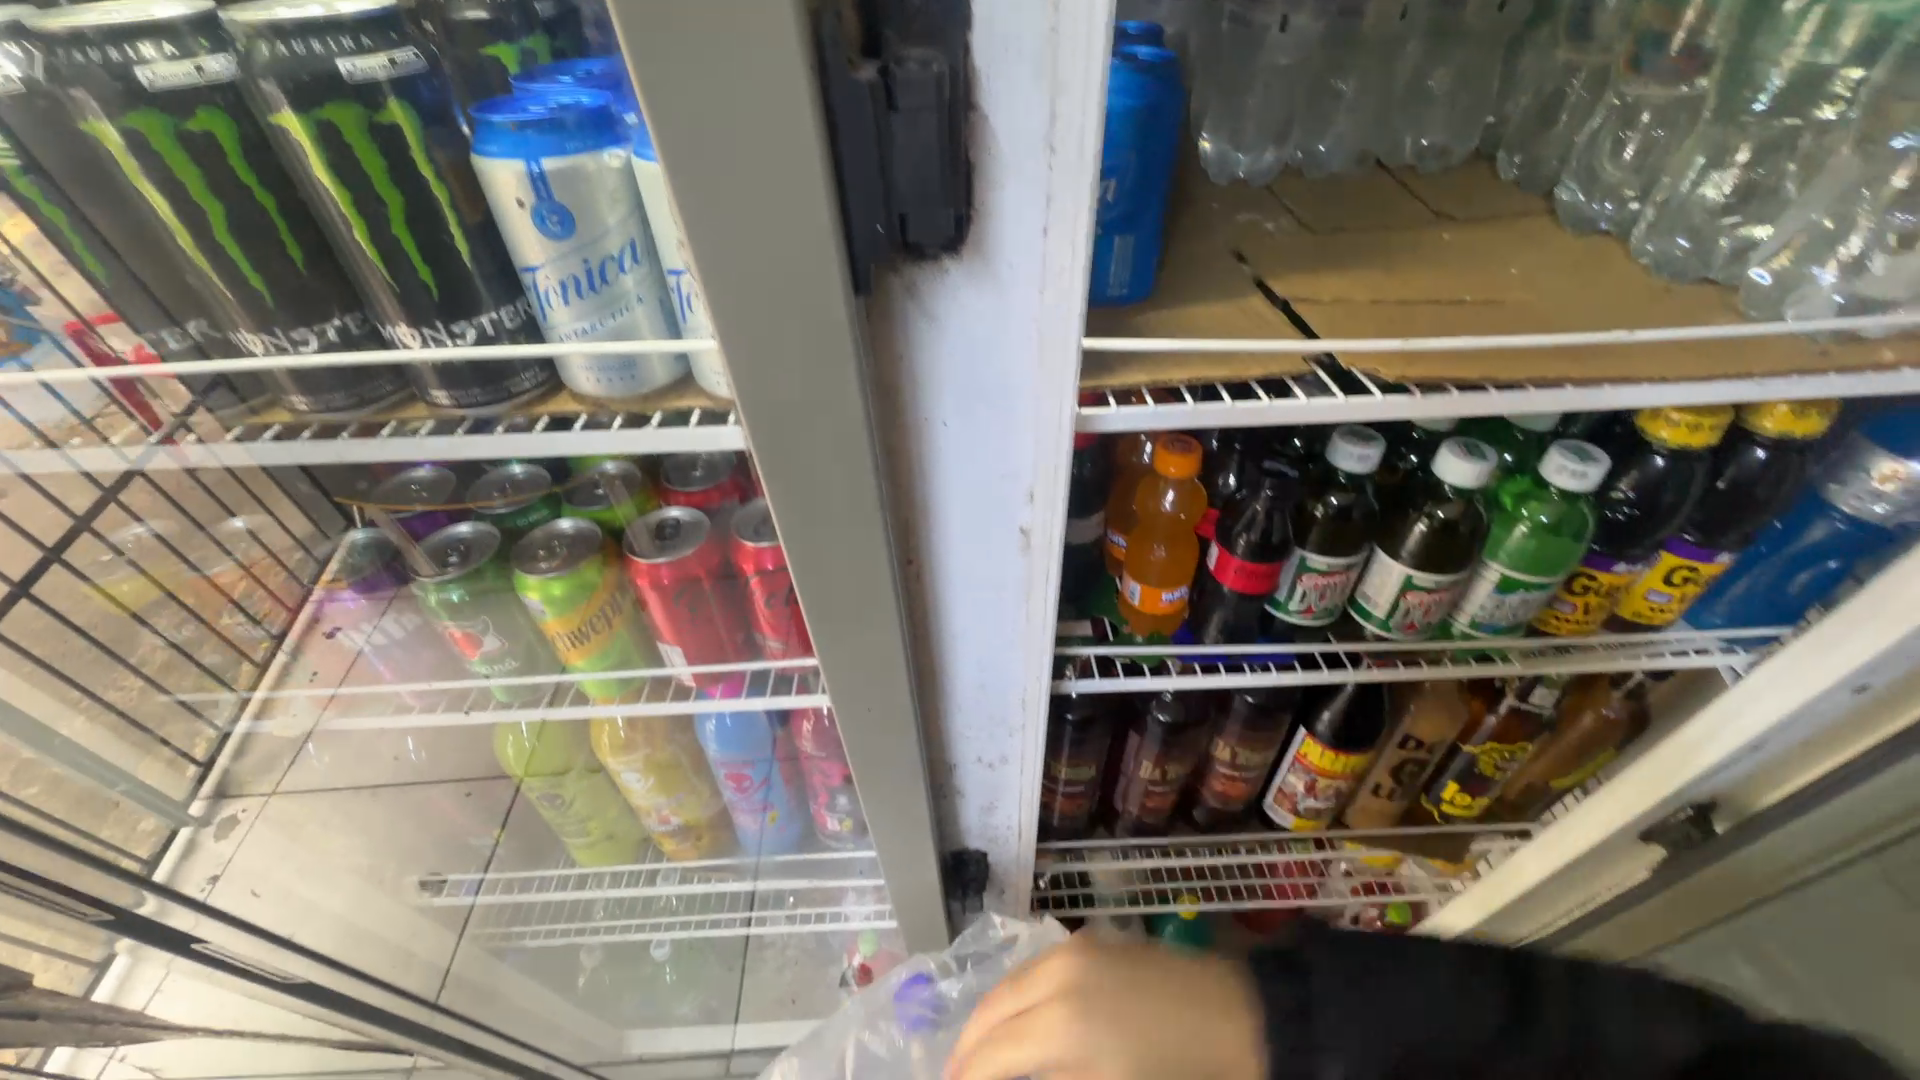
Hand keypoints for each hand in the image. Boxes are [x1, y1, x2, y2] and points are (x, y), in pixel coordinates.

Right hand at [944, 932, 1266, 1079]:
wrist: (1233, 1016)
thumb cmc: (1176, 1071)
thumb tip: (1013, 1076)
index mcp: (1061, 1026)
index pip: (992, 1054)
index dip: (967, 1075)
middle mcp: (1056, 977)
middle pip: (991, 1009)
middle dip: (968, 1045)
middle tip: (955, 1072)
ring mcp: (1071, 951)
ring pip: (1009, 982)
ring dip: (989, 1015)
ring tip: (978, 1048)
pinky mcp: (1087, 941)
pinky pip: (1033, 967)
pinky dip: (1015, 992)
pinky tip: (1015, 1014)